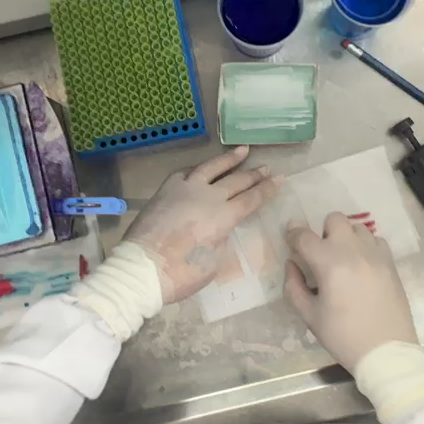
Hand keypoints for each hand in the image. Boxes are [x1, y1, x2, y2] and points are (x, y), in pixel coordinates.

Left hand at [124, 146, 282, 302]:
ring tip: (243, 150)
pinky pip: (185, 172)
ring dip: (228, 159)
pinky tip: (203, 167)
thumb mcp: (214, 262)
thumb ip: (221, 239)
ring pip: (211, 168)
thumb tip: (220, 229)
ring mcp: (185, 189)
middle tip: (266, 168)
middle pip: (236, 181)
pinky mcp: (165, 190)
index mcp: (224, 217)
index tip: (279, 179)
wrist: (143, 268)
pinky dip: (198, 168)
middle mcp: (207, 197)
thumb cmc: (182, 273)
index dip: (267, 190)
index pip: (251, 199)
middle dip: (254, 174)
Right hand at [284, 212, 416, 371]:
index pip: (304, 236)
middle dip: (323, 232)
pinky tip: (362, 266)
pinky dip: (365, 246)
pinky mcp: (391, 262)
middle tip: (322, 255)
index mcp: (329, 264)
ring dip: (345, 237)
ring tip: (344, 260)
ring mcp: (375, 254)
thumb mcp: (309, 316)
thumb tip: (292, 264)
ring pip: (357, 227)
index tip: (291, 240)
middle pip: (334, 219)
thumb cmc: (343, 337)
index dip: (293, 234)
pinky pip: (376, 240)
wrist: (386, 351)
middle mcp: (353, 251)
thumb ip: (294, 286)